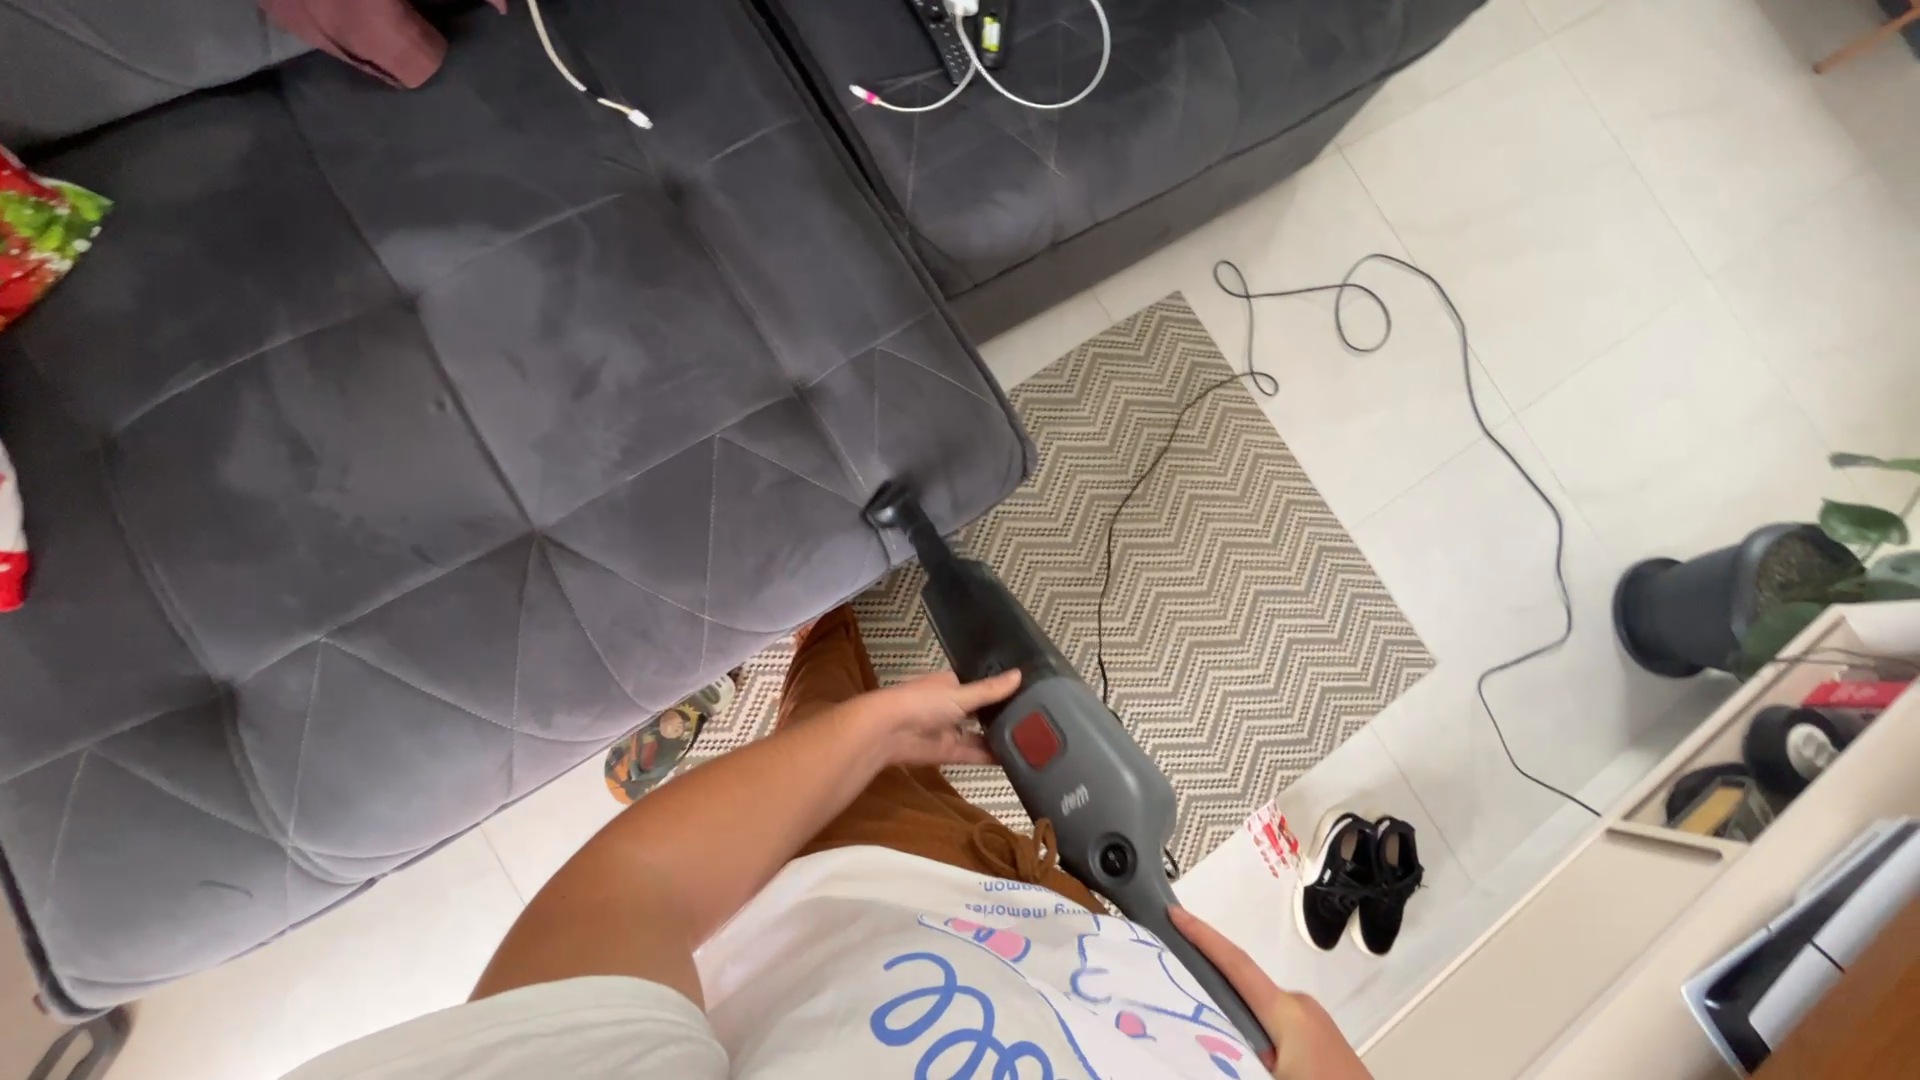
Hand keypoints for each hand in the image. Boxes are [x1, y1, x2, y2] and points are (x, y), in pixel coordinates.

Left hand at [841, 668, 1022, 767]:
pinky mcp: (948, 752)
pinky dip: (990, 756)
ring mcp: (949, 730)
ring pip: (978, 734)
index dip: (1000, 689)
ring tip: (1032, 739)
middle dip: (1001, 715)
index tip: (1028, 692)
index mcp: (950, 685)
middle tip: (1037, 718)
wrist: (888, 731)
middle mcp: (951, 706)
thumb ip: (990, 690)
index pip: (979, 685)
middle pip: (980, 711)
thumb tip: (1021, 674)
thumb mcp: (960, 693)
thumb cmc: (923, 702)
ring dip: (998, 737)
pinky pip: (974, 753)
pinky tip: (1015, 757)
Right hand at [1169, 906, 1373, 1079]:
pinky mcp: (1324, 1050)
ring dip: (1234, 1027)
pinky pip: (1276, 1034)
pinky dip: (1255, 1042)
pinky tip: (1244, 1063)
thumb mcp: (1268, 1077)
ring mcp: (1316, 1029)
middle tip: (1175, 993)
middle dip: (1211, 992)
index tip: (1174, 913)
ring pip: (1259, 1018)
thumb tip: (1203, 1046)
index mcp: (1287, 1013)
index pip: (1235, 964)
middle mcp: (1302, 1011)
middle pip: (1243, 990)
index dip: (1202, 936)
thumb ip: (1232, 1057)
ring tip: (1212, 1048)